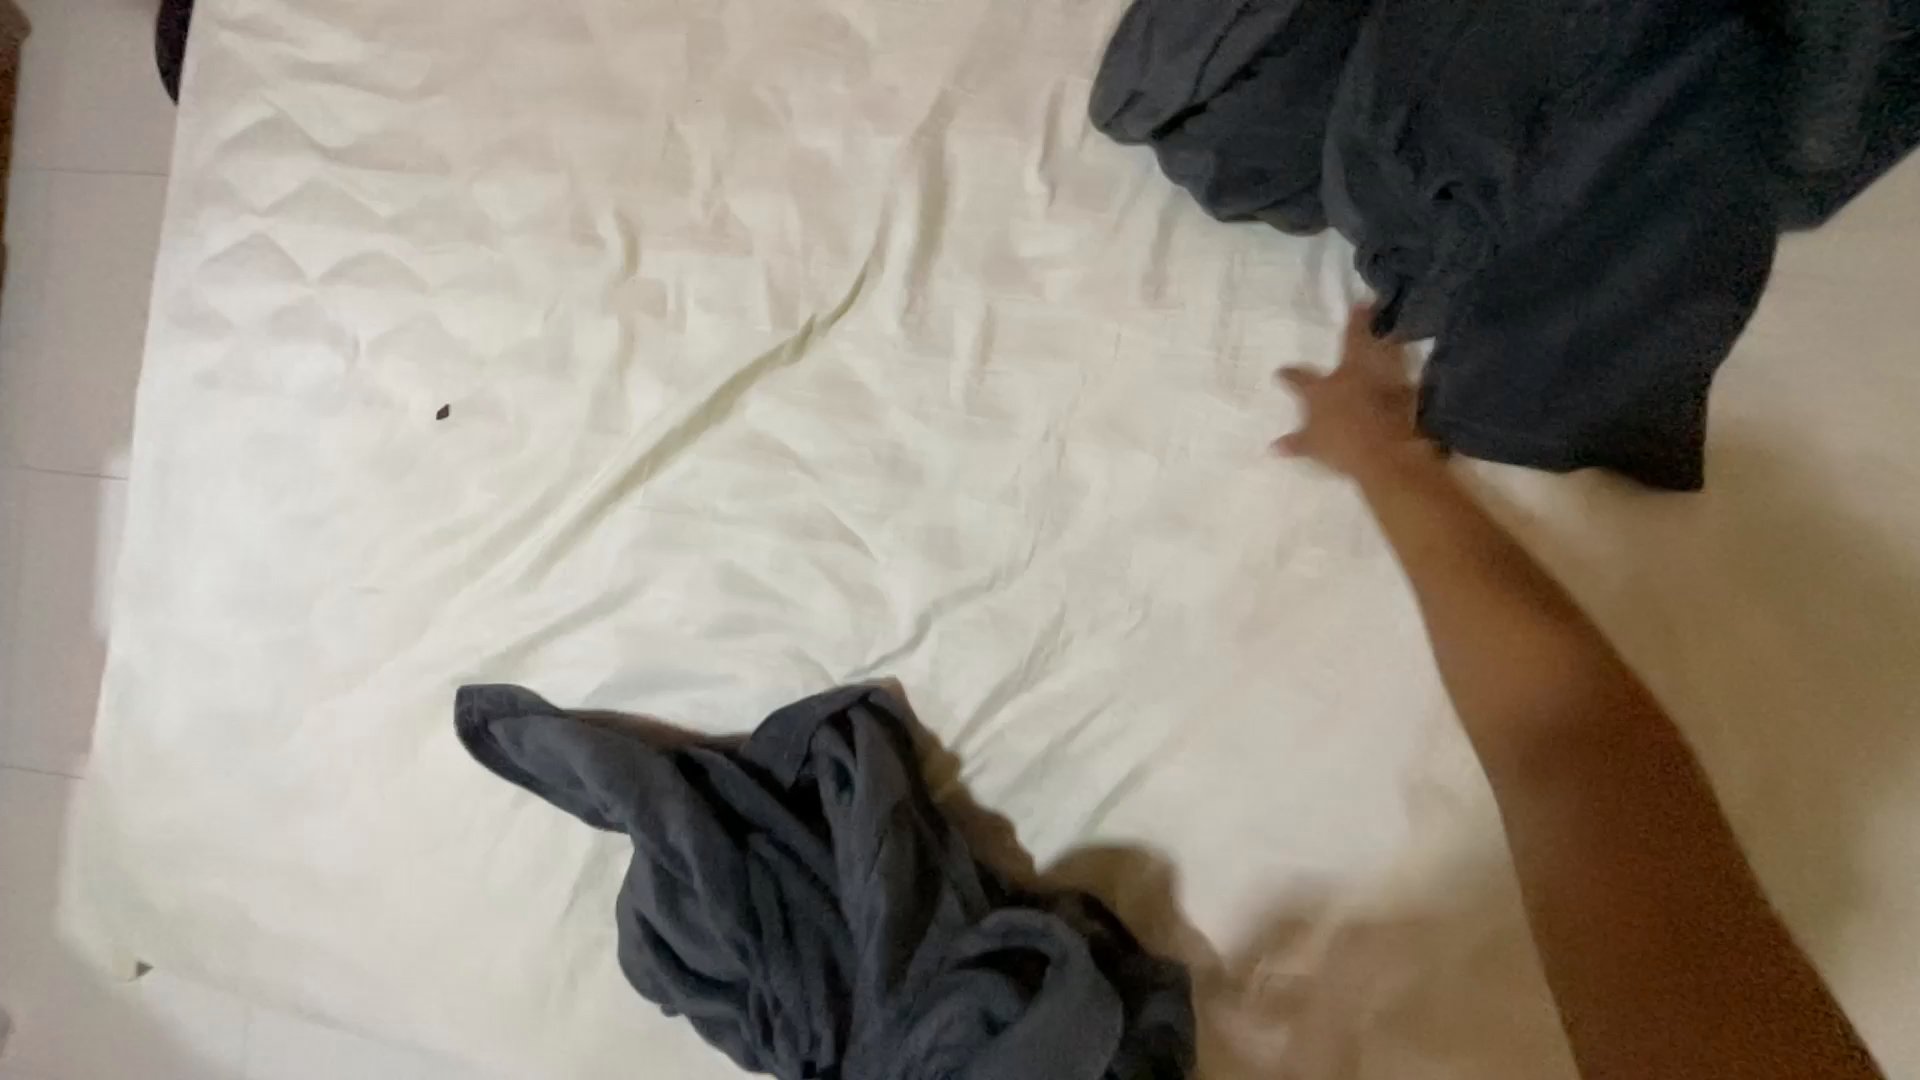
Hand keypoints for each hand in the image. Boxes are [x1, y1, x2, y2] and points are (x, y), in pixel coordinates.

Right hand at [1273, 305, 1429, 482]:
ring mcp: (1380, 378)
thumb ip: (1294, 444)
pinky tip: (1407, 364)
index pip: (1298, 378)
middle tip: (1363, 303)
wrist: (1384, 451)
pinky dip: (1404, 367)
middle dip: (1357, 322)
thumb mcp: (1311, 448)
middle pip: (1353, 341)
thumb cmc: (1340, 447)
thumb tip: (1272, 448)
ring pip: (1385, 349)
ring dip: (1388, 338)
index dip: (1288, 375)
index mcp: (1320, 389)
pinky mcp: (1406, 388)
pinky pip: (1405, 372)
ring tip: (1392, 327)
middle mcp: (1350, 375)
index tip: (1280, 372)